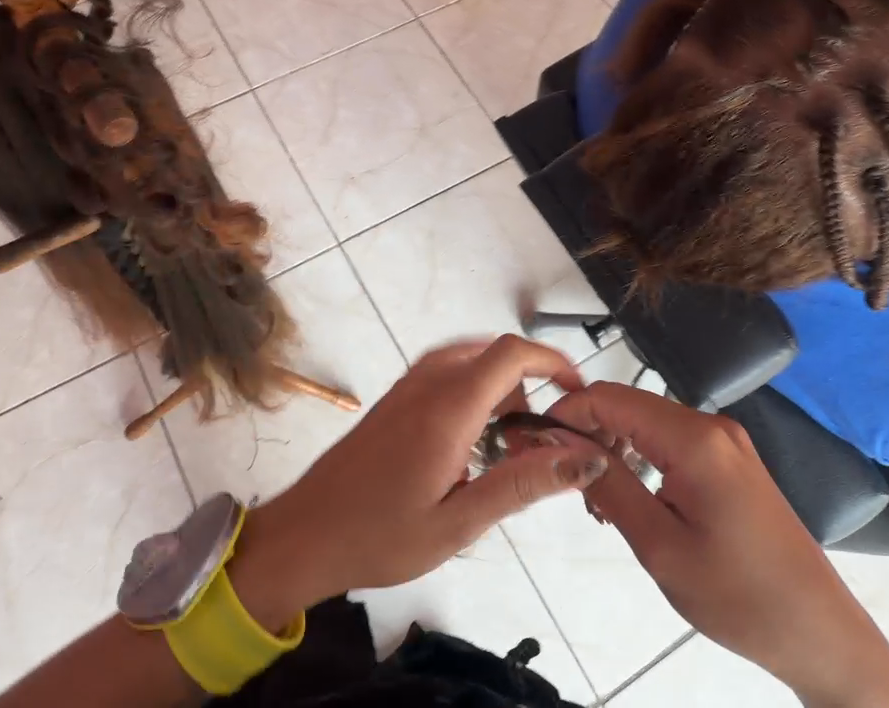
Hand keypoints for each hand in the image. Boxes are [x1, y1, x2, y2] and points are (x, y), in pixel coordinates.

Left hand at [229, 335, 609, 625]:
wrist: (305, 534)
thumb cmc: (380, 536)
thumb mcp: (459, 522)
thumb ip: (522, 485)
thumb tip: (583, 458)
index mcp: (447, 407)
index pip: (511, 354)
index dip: (553, 362)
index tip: (578, 394)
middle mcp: (426, 383)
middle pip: (492, 353)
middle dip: (529, 382)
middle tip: (540, 439)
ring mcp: (405, 387)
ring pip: (468, 360)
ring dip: (499, 388)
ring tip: (508, 444)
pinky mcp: (393, 400)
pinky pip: (445, 373)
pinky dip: (472, 390)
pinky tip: (471, 441)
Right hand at [546, 384, 888, 707]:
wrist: (820, 633)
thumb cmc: (738, 596)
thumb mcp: (658, 544)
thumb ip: (606, 482)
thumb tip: (558, 440)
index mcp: (693, 439)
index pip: (607, 397)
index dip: (563, 413)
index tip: (531, 446)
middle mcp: (710, 426)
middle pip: (626, 406)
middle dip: (585, 434)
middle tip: (561, 484)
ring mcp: (725, 442)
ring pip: (646, 423)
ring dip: (612, 450)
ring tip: (599, 504)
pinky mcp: (732, 462)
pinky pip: (671, 443)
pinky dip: (641, 460)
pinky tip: (632, 501)